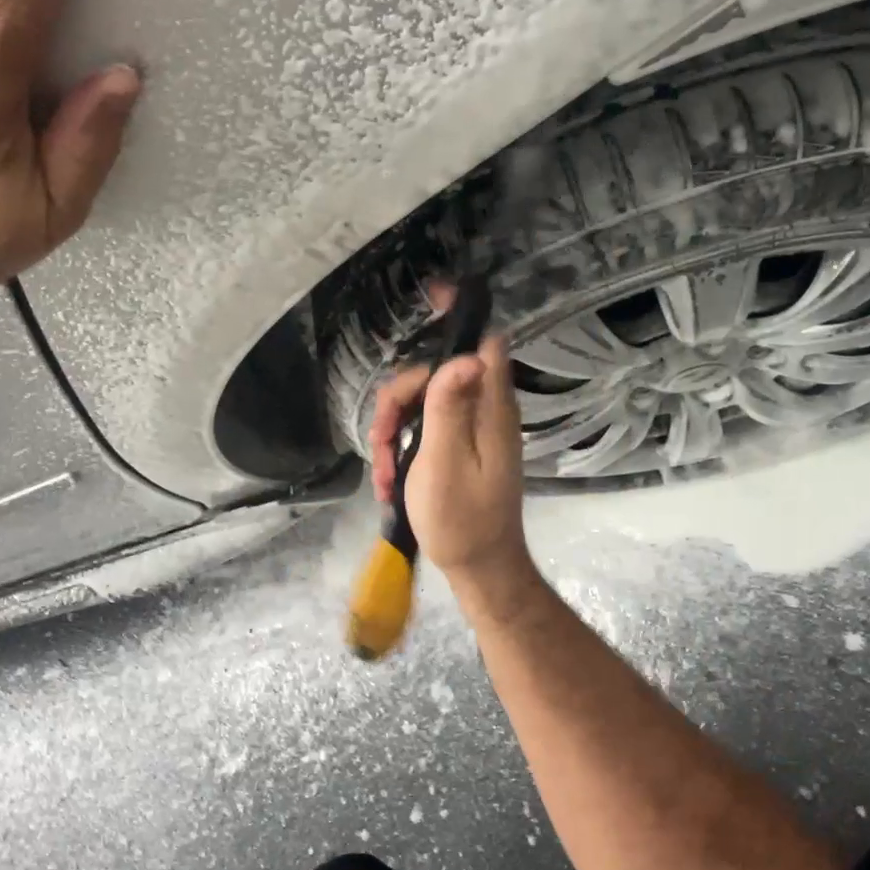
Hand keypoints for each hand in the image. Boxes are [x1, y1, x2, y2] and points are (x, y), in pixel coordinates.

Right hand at [368, 331, 527, 577]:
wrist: (480, 570)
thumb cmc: (461, 521)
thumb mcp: (445, 464)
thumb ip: (450, 408)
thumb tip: (466, 355)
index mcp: (489, 408)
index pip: (483, 342)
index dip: (458, 316)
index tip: (428, 298)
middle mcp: (486, 410)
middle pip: (435, 375)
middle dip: (398, 404)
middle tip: (379, 443)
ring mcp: (473, 430)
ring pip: (423, 403)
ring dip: (393, 433)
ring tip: (380, 475)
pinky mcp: (461, 448)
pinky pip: (426, 430)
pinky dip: (402, 449)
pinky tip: (389, 481)